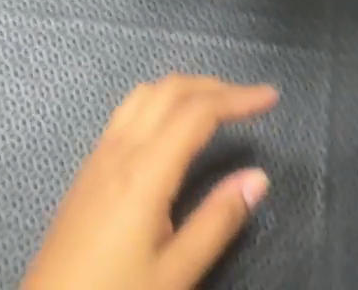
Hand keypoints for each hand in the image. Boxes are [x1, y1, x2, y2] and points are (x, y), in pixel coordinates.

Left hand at [21, 74, 278, 289]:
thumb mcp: (174, 274)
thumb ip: (217, 222)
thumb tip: (258, 177)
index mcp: (144, 172)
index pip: (198, 112)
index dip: (238, 97)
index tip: (270, 97)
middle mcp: (120, 151)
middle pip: (170, 89)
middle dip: (215, 85)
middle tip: (249, 100)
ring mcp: (98, 157)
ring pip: (144, 94)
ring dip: (184, 88)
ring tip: (215, 106)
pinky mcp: (87, 170)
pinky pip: (126, 113)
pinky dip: (159, 102)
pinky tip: (170, 128)